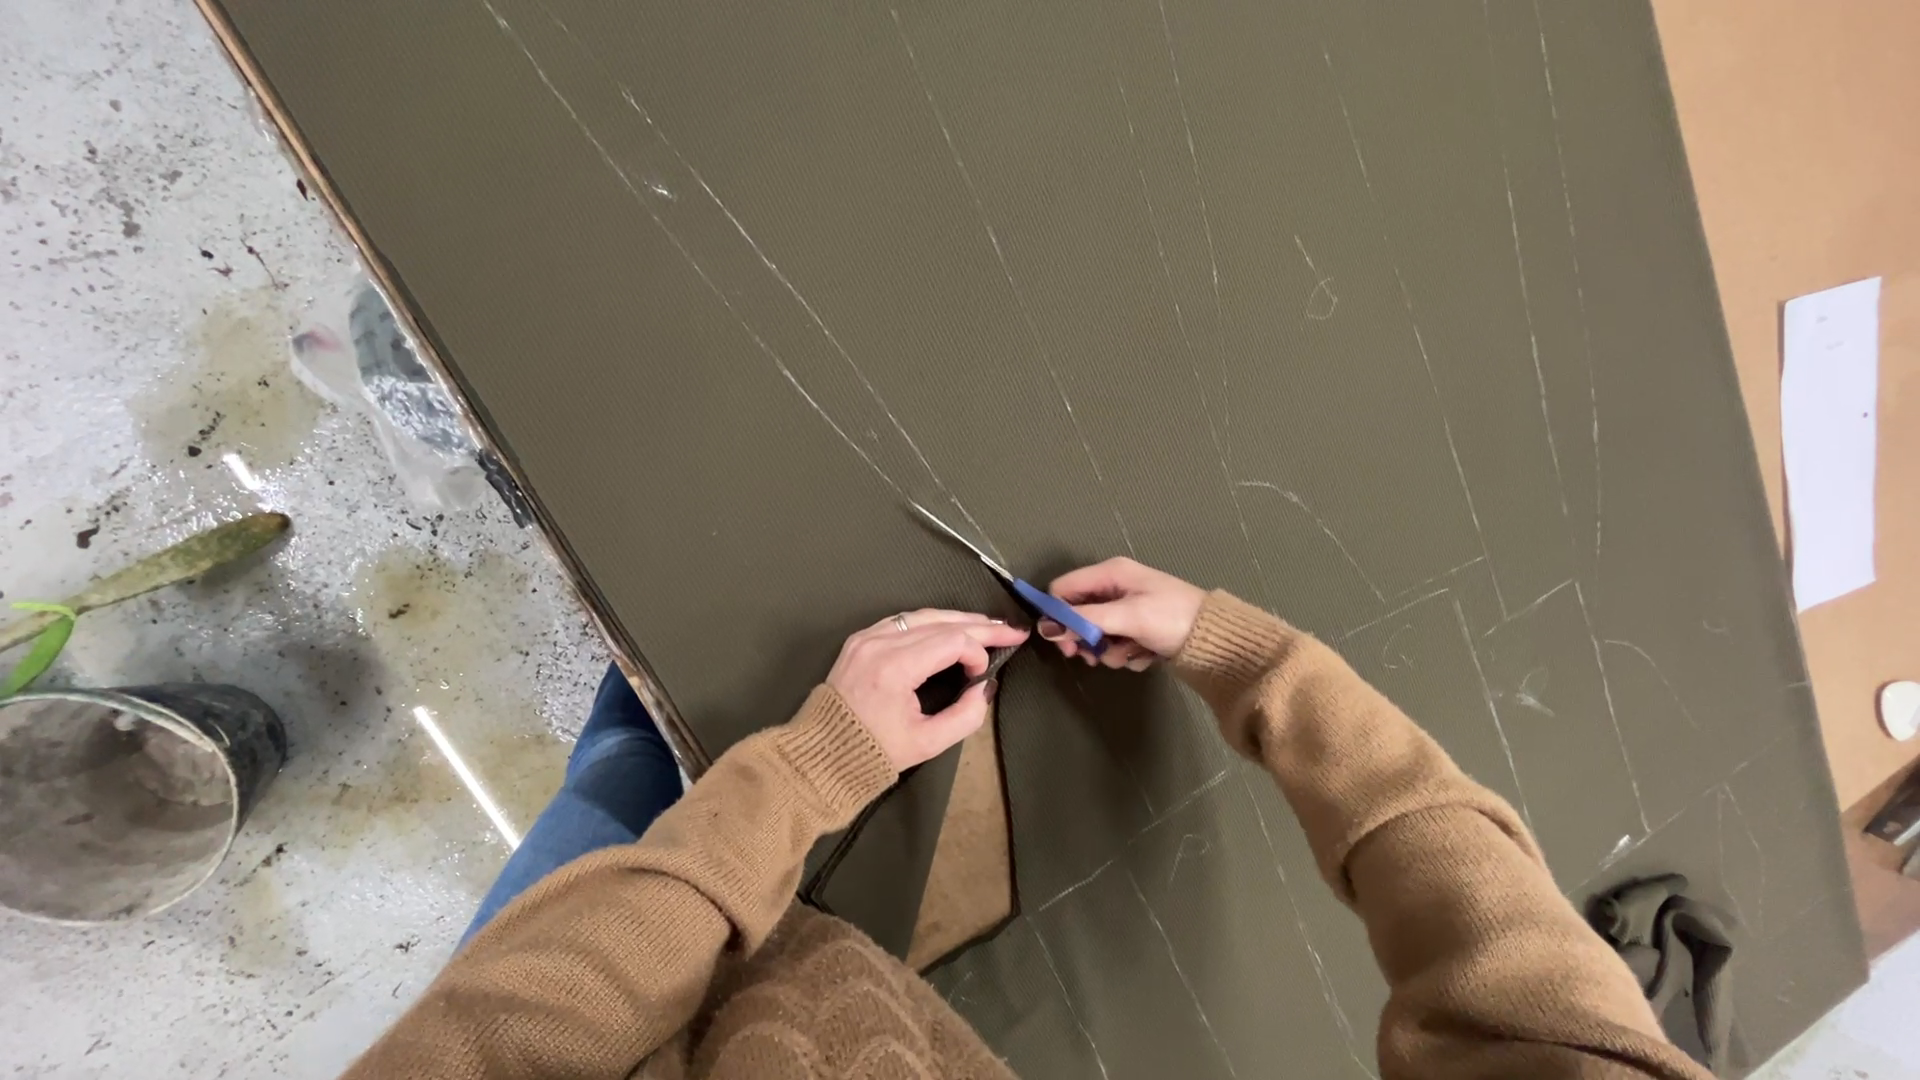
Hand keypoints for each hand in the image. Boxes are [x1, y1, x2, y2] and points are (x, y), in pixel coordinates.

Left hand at [827, 610, 1028, 770]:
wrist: (823, 752)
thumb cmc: (875, 750)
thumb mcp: (928, 743)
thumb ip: (966, 715)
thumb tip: (986, 686)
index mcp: (895, 667)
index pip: (951, 641)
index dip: (977, 652)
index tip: (983, 675)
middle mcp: (880, 643)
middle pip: (940, 621)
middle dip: (979, 626)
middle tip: (1010, 630)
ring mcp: (867, 637)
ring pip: (922, 615)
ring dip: (956, 620)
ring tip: (987, 626)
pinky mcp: (860, 639)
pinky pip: (903, 620)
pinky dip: (931, 622)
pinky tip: (950, 627)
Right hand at [1040, 557, 1204, 670]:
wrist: (1218, 641)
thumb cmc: (1171, 620)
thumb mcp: (1127, 617)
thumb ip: (1085, 620)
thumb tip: (1045, 627)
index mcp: (1111, 573)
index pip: (1063, 588)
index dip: (1057, 615)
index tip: (1063, 642)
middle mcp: (1115, 588)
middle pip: (1078, 614)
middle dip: (1085, 638)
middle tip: (1090, 657)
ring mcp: (1127, 609)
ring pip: (1097, 634)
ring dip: (1108, 650)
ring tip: (1129, 654)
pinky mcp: (1138, 630)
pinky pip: (1117, 643)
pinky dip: (1126, 653)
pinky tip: (1145, 655)